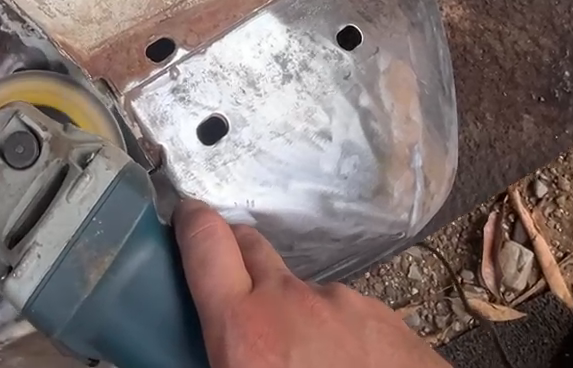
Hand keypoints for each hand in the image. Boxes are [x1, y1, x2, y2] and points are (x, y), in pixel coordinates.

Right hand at [176, 201, 443, 367]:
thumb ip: (220, 360)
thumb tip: (214, 352)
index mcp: (245, 331)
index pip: (205, 241)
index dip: (192, 223)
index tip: (186, 220)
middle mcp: (291, 303)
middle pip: (250, 244)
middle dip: (237, 258)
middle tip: (235, 294)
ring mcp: (344, 304)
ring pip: (303, 290)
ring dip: (296, 313)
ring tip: (308, 365)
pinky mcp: (387, 317)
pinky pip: (348, 314)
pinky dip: (340, 335)